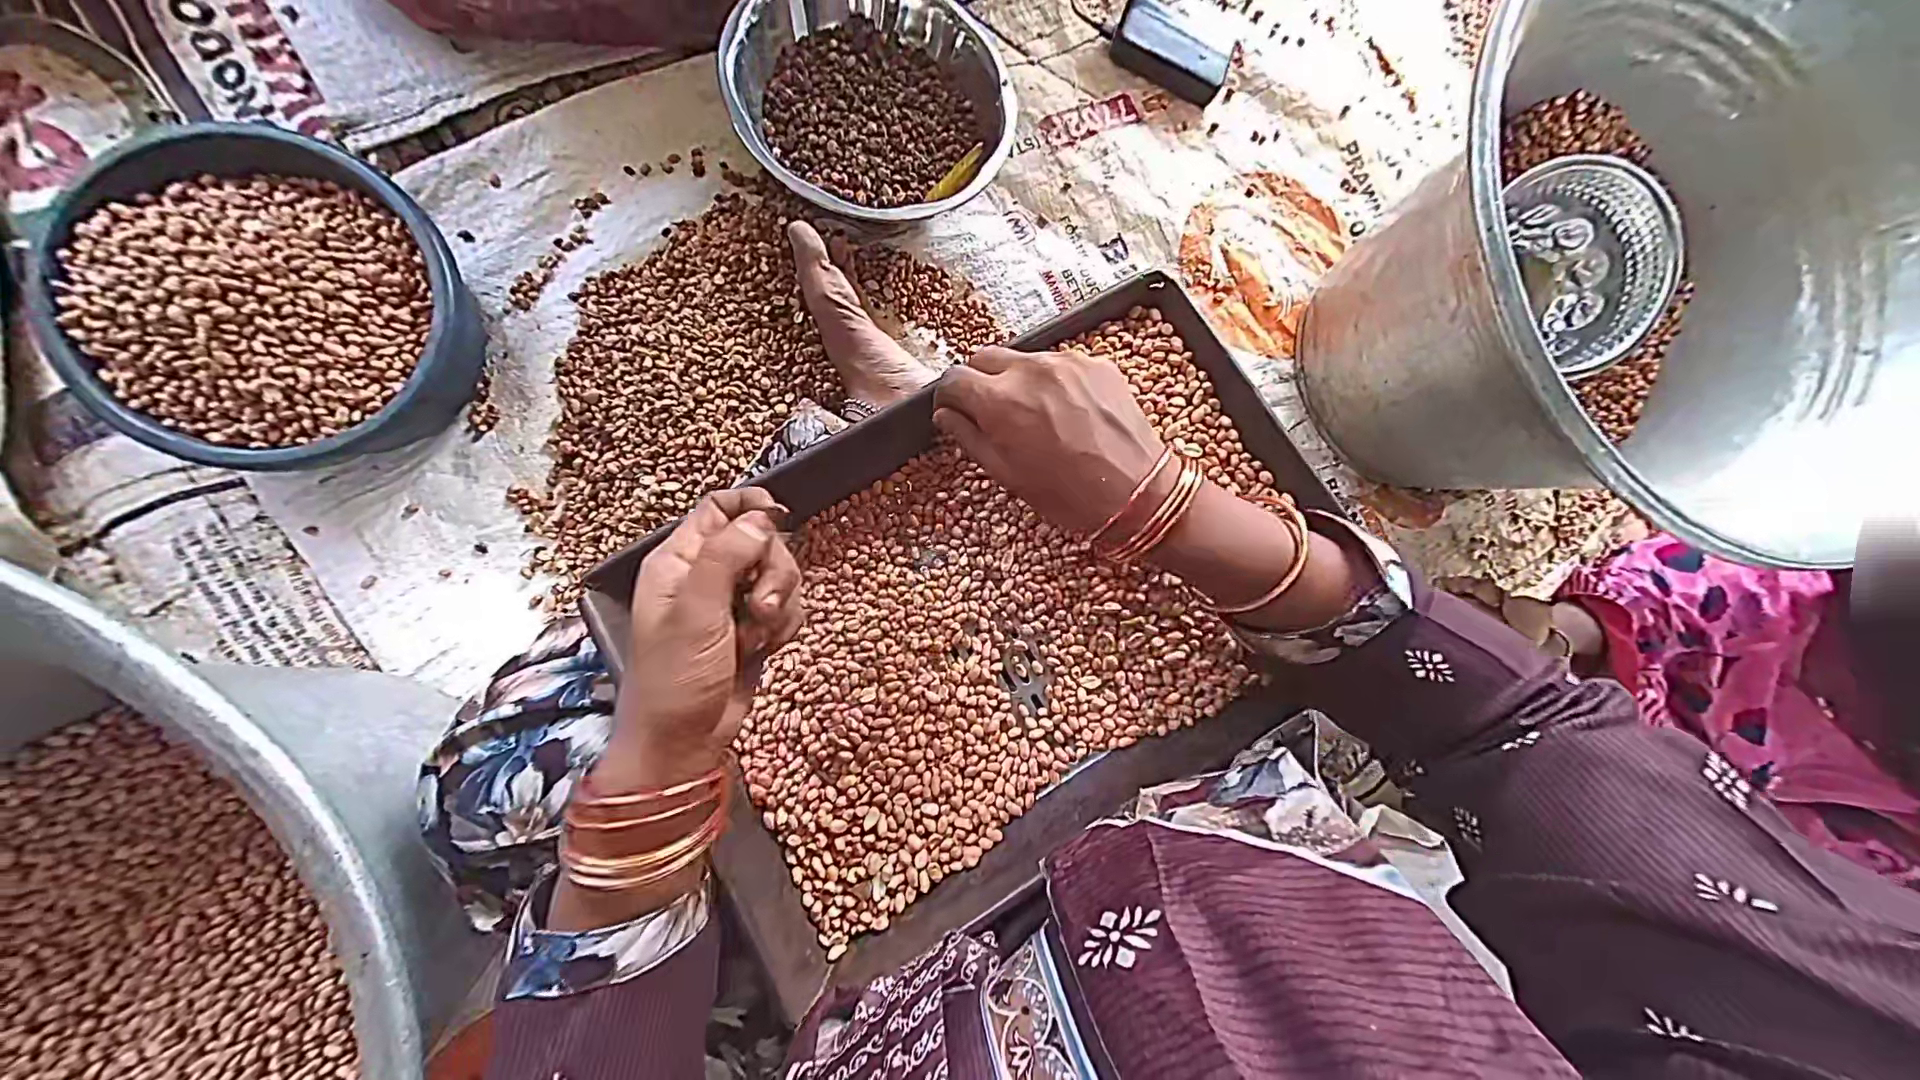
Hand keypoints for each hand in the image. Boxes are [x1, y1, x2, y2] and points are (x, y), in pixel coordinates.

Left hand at [603, 488, 803, 788]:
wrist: (684, 742)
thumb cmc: (675, 679)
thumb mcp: (695, 613)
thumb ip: (725, 558)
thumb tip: (761, 518)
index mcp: (680, 561)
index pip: (719, 508)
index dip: (751, 507)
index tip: (779, 519)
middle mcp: (708, 575)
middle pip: (762, 541)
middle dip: (773, 571)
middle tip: (758, 606)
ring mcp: (734, 602)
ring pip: (780, 576)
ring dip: (779, 604)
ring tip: (756, 635)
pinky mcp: (756, 627)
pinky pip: (788, 608)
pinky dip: (784, 626)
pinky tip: (765, 647)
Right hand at [935, 345, 1370, 633]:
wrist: (1138, 494)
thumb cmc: (1069, 495)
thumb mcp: (1007, 474)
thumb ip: (969, 436)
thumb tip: (947, 415)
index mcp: (1000, 401)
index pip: (955, 377)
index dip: (949, 394)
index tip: (953, 406)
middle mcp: (1030, 371)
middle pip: (985, 356)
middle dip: (980, 379)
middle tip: (990, 409)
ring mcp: (1066, 363)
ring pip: (1024, 357)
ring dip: (1017, 378)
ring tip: (1034, 415)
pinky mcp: (1096, 363)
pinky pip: (1060, 363)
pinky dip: (1052, 380)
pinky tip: (1065, 411)